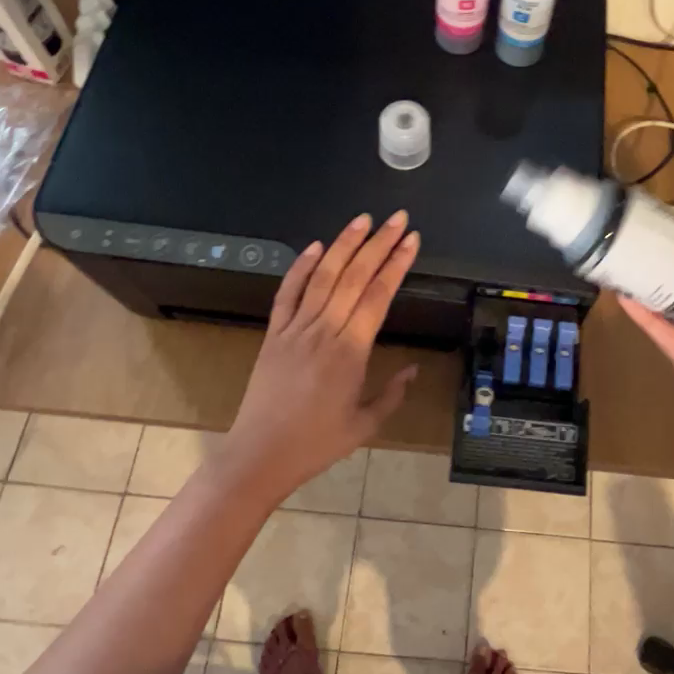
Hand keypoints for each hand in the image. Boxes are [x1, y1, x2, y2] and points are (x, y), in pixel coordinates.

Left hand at [218, 211, 421, 503]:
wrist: (260, 455)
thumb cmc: (316, 444)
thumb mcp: (365, 425)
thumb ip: (392, 394)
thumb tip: (413, 369)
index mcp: (351, 352)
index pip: (378, 296)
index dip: (396, 264)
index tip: (411, 240)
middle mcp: (324, 331)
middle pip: (354, 277)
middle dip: (378, 244)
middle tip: (397, 218)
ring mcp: (295, 329)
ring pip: (322, 277)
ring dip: (343, 245)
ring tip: (362, 220)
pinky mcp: (273, 334)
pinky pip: (287, 294)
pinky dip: (301, 267)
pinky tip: (315, 246)